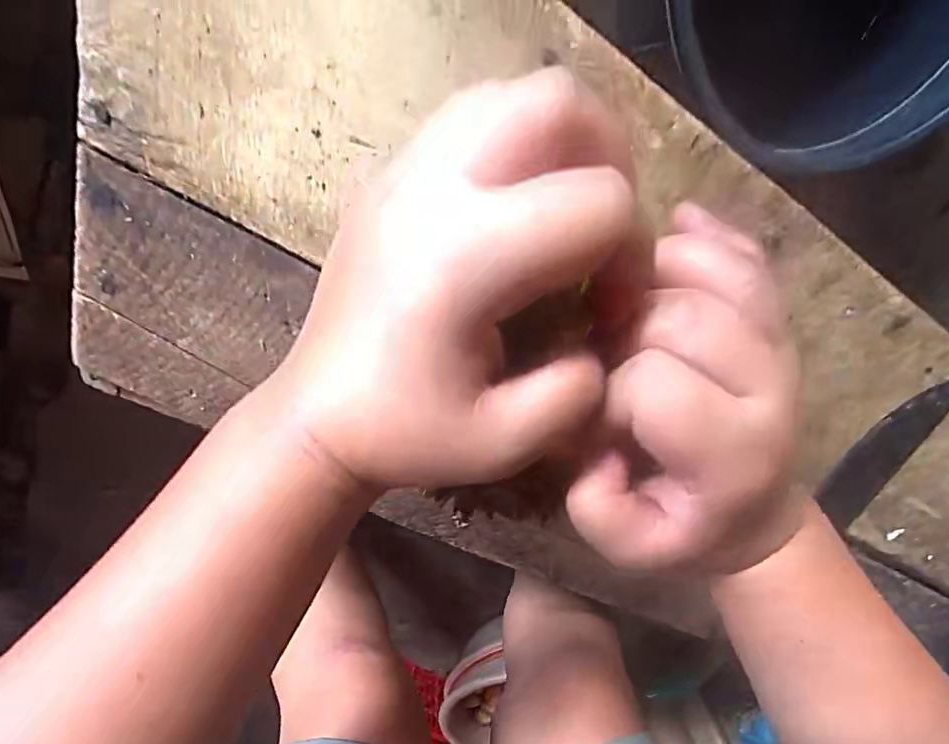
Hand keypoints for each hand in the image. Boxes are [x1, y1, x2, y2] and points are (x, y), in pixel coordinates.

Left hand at [262, 68, 644, 493]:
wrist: (317, 421)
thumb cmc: (403, 437)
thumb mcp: (503, 443)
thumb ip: (577, 392)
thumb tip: (605, 342)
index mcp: (468, 257)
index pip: (599, 202)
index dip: (632, 256)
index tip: (606, 311)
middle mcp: (433, 188)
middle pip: (559, 102)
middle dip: (610, 163)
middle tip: (604, 236)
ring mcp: (401, 170)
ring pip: (510, 95)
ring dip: (562, 144)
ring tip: (563, 218)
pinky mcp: (384, 176)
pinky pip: (468, 118)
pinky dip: (513, 148)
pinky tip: (513, 215)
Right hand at [566, 203, 807, 574]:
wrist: (754, 516)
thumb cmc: (687, 533)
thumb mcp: (629, 548)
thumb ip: (596, 507)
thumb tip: (594, 440)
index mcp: (734, 453)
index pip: (652, 383)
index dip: (606, 393)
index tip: (596, 422)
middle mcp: (769, 387)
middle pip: (680, 318)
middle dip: (620, 335)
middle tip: (601, 363)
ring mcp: (782, 346)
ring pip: (716, 272)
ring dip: (651, 276)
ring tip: (616, 309)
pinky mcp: (779, 323)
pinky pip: (747, 258)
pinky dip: (704, 238)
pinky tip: (672, 232)